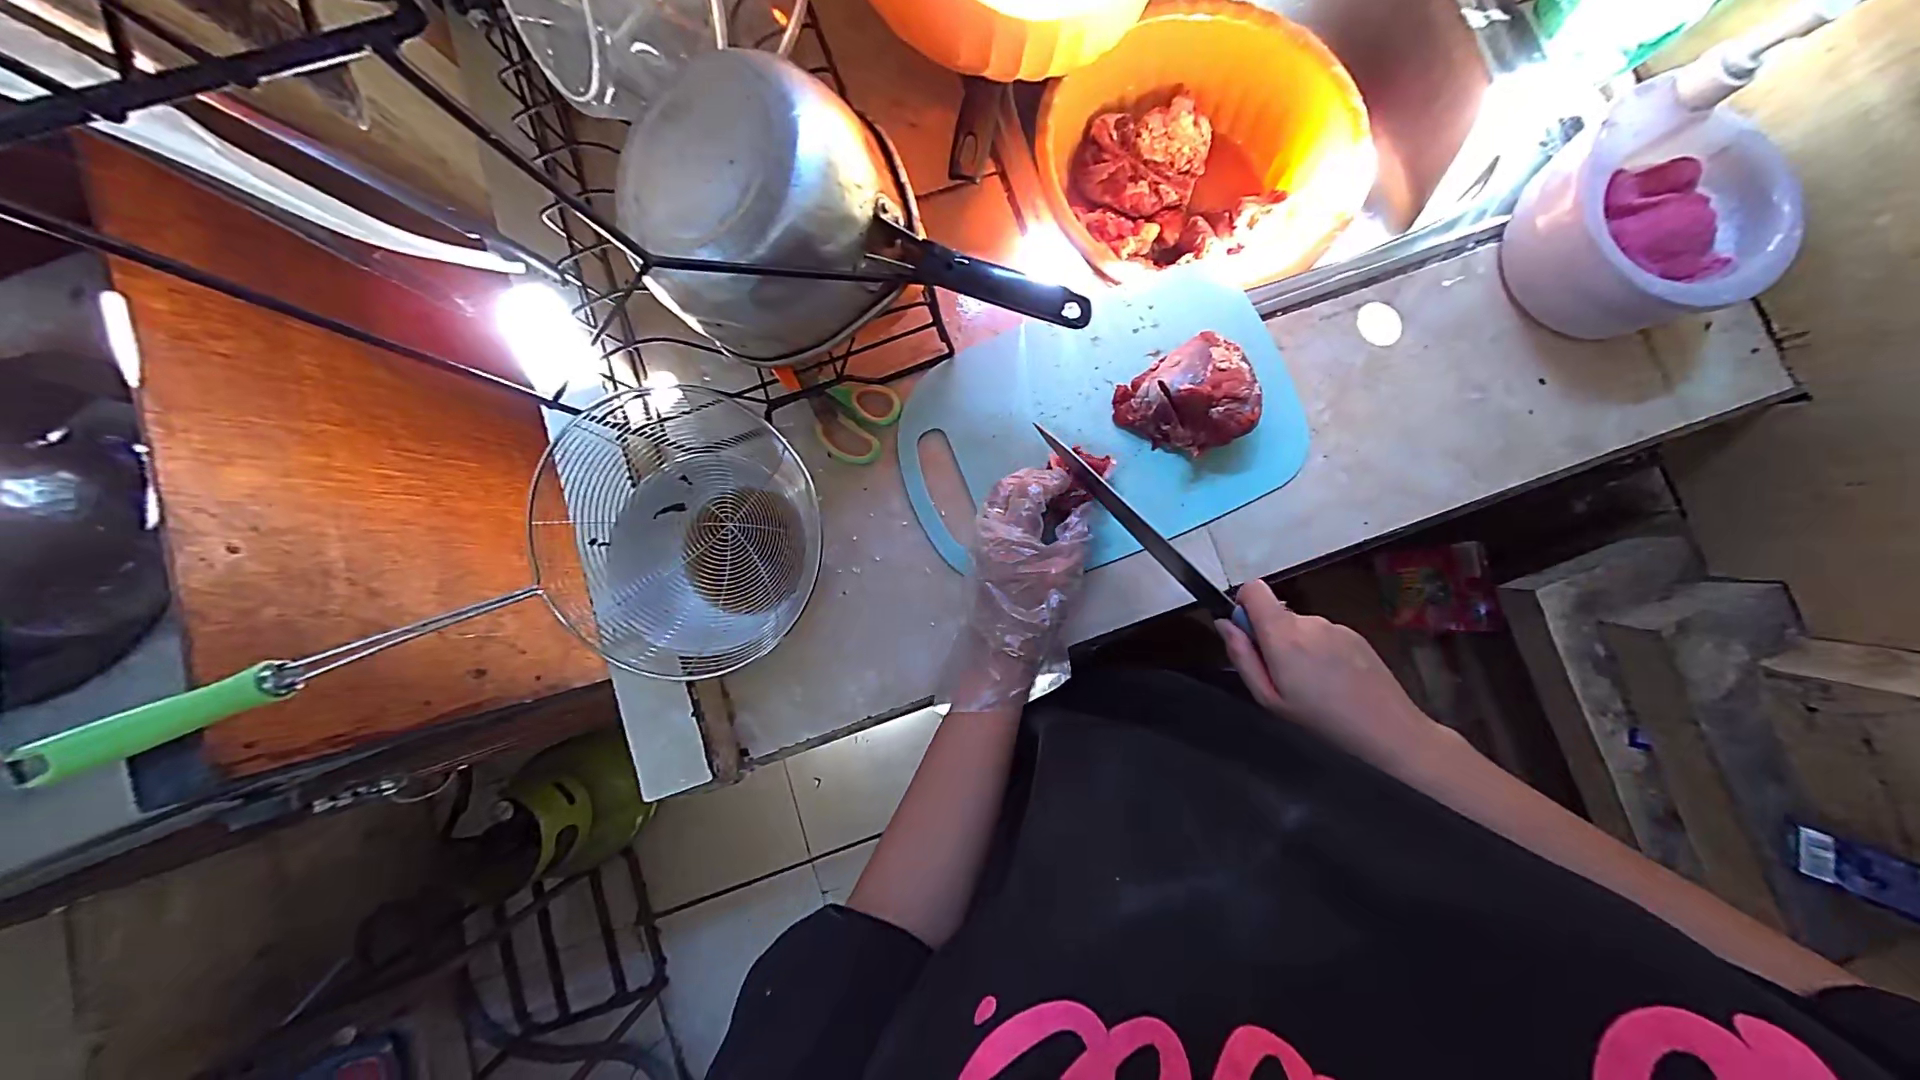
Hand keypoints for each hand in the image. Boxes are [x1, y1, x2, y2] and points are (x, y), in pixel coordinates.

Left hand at [941, 468, 1092, 711]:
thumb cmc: (1038, 609)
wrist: (1003, 645)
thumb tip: (1084, 507)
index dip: (1054, 478)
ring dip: (1023, 490)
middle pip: (1007, 486)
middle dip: (1034, 477)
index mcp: (1010, 530)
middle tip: (1060, 480)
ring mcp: (981, 539)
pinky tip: (1036, 516)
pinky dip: (1016, 506)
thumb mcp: (1067, 569)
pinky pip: (997, 516)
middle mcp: (990, 528)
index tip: (1074, 477)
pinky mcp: (982, 552)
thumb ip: (1077, 531)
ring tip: (1051, 495)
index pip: (1030, 487)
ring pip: (998, 499)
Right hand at [1217, 579, 1444, 766]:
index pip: (1253, 589)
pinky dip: (1319, 651)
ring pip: (1299, 626)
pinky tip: (1333, 680)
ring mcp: (1334, 626)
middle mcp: (1309, 621)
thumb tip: (1225, 625)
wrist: (1387, 729)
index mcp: (1283, 634)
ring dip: (1297, 646)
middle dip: (1271, 637)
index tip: (1247, 634)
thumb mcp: (1267, 697)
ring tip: (1312, 682)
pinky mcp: (1355, 634)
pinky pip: (1322, 634)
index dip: (1243, 605)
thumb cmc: (1321, 719)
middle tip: (1282, 675)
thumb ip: (1241, 656)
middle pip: (1275, 613)